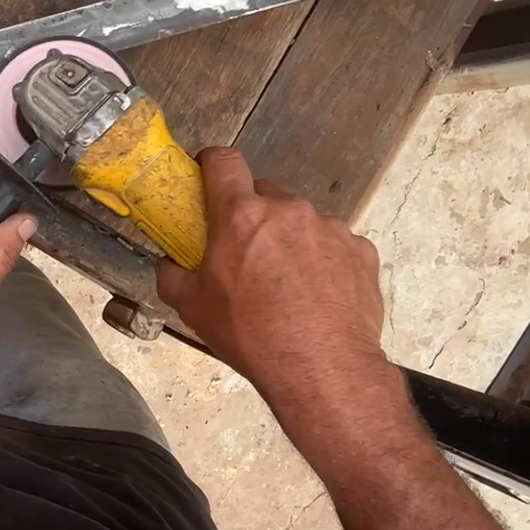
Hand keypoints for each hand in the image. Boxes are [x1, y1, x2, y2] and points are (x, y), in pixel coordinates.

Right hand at [156, 148, 395, 420]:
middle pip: (263, 194)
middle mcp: (288, 210)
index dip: (212, 163)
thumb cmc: (248, 333)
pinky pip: (334, 245)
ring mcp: (331, 228)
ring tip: (285, 283)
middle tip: (244, 252)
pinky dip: (322, 261)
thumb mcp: (191, 307)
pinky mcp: (361, 251)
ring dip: (287, 240)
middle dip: (251, 214)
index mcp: (241, 215)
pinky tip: (316, 295)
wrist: (321, 367)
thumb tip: (168, 264)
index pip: (224, 162)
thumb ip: (171, 275)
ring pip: (300, 221)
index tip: (207, 174)